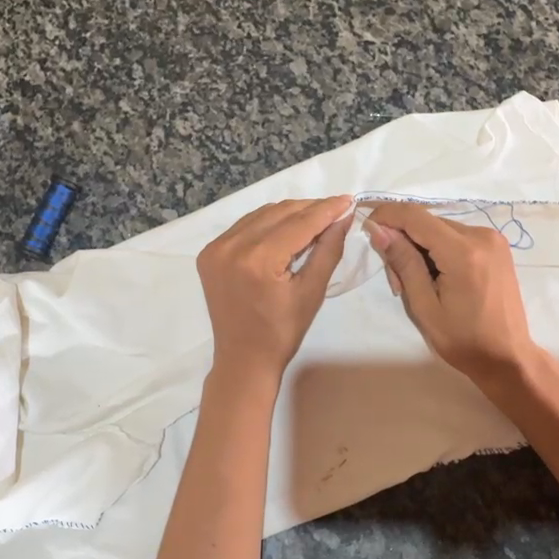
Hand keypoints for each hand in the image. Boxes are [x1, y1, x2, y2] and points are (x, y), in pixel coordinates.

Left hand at [197, 196, 352, 380]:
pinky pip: (244, 226)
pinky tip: (286, 228)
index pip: (299, 223)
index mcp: (258, 259)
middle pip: (279, 213)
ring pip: (261, 215)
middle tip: (336, 209)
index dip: (326, 209)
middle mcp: (232, 246)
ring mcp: (216, 249)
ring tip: (315, 218)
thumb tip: (343, 217)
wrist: (244, 359)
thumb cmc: (283, 332)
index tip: (348, 199)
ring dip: (290, 213)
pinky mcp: (210, 253)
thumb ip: (328, 250)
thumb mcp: (312, 291)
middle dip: (310, 209)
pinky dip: (267, 223)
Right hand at [366, 202, 541, 383]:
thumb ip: (403, 262)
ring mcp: (493, 239)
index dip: (387, 215)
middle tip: (396, 279)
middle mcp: (482, 235)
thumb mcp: (424, 305)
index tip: (367, 227)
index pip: (416, 216)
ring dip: (421, 246)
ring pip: (441, 228)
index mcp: (464, 252)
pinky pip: (457, 236)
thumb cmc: (463, 339)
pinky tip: (437, 275)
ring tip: (417, 282)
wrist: (507, 356)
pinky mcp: (497, 246)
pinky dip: (440, 249)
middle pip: (428, 222)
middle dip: (404, 240)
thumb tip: (379, 229)